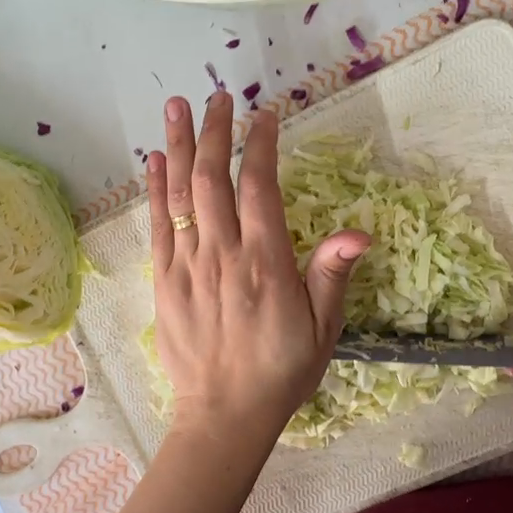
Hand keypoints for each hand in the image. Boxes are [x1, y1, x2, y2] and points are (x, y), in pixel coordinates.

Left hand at [146, 93, 369, 440]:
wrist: (223, 415)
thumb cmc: (280, 372)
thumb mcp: (322, 331)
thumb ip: (332, 275)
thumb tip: (357, 230)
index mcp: (267, 263)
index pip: (260, 187)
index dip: (262, 144)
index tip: (264, 114)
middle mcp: (223, 254)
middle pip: (214, 177)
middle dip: (216, 131)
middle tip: (218, 96)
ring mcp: (187, 265)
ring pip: (180, 192)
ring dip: (178, 145)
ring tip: (177, 105)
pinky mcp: (163, 280)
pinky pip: (158, 224)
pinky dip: (156, 188)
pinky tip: (155, 159)